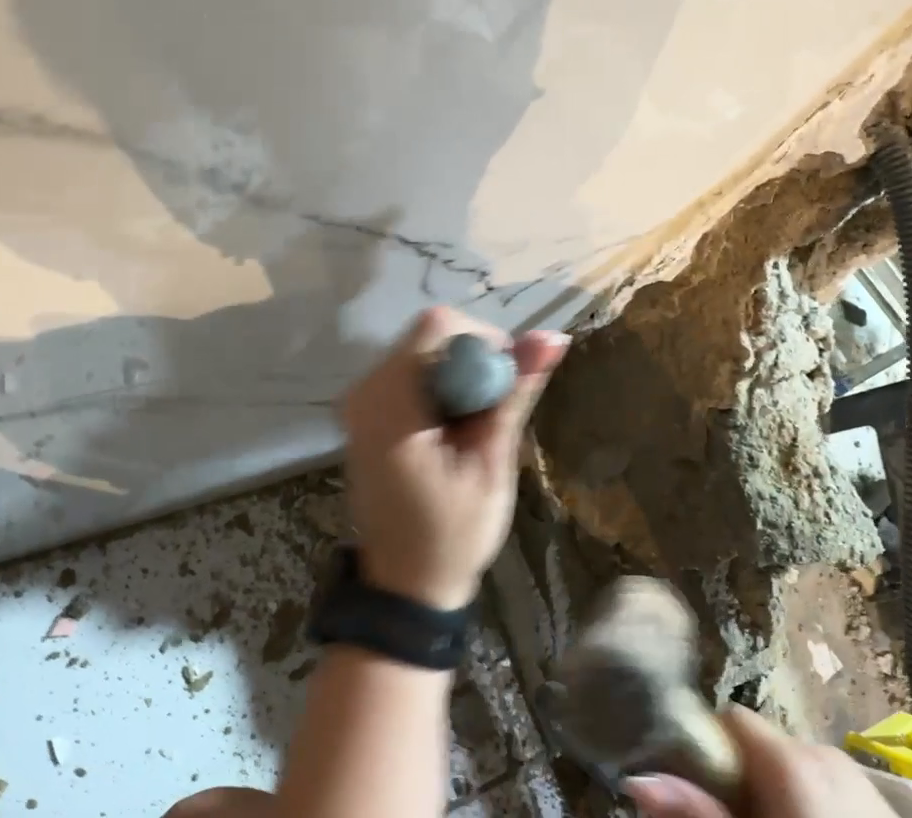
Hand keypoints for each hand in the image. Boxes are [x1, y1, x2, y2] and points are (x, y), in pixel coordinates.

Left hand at [340, 306, 568, 610]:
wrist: (405, 585)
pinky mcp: (365, 411)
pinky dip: (443, 387)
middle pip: (431, 336)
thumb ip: (514, 395)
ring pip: (424, 351)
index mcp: (389, 406)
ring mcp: (359, 401)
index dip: (483, 340)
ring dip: (461, 375)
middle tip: (497, 411)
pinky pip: (412, 372)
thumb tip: (553, 336)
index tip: (506, 384)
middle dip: (474, 360)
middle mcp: (363, 392)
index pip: (438, 326)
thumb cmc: (453, 534)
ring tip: (478, 426)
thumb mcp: (491, 465)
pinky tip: (456, 429)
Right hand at [622, 708, 899, 817]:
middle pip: (759, 745)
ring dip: (774, 792)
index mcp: (788, 757)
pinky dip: (809, 801)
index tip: (701, 790)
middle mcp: (821, 748)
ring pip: (792, 765)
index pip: (727, 718)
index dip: (706, 749)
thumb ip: (695, 811)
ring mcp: (855, 771)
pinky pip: (825, 782)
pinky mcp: (879, 796)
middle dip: (740, 777)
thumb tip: (637, 779)